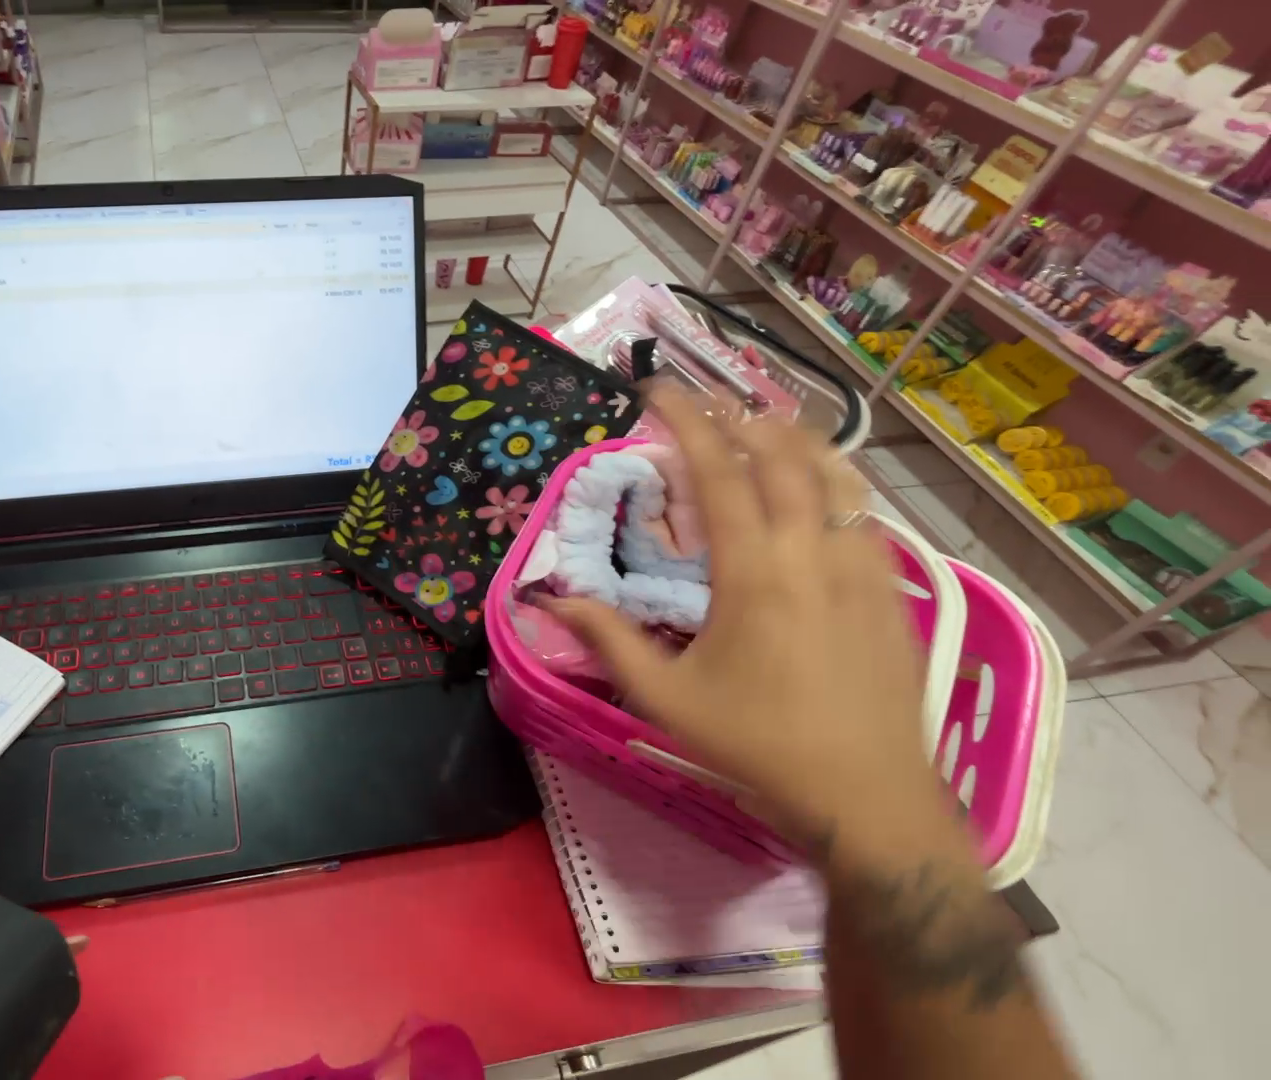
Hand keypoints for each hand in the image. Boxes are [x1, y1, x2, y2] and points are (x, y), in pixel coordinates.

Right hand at [541, 385, 945, 859]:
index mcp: (754, 574)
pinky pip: (863, 513)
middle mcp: (813, 554)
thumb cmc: (756, 744)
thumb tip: (550, 599)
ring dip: (794, 439)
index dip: (687, 423)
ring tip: (761, 423)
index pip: (720, 474)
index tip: (659, 390)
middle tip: (704, 403)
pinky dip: (832, 481)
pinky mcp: (893, 590)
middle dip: (740, 417)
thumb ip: (607, 640)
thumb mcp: (665, 698)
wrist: (869, 797)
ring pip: (836, 476)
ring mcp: (864, 568)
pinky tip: (816, 491)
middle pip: (784, 457)